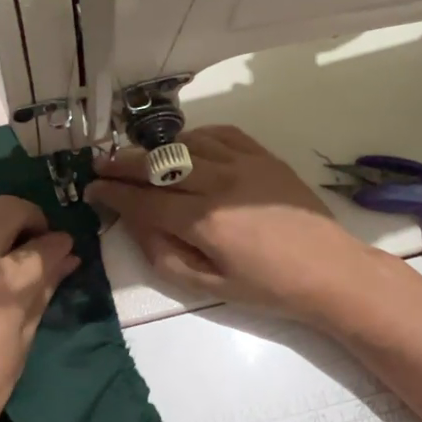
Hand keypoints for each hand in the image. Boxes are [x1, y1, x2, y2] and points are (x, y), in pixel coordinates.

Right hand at [85, 125, 383, 321]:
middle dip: (123, 163)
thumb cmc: (268, 288)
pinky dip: (194, 137)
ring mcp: (244, 164)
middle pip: (159, 164)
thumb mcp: (209, 287)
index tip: (91, 189)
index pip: (144, 199)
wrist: (329, 270)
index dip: (112, 193)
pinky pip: (220, 133)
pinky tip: (184, 147)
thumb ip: (164, 255)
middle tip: (100, 164)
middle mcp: (219, 183)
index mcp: (204, 221)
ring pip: (186, 144)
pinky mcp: (264, 156)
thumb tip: (135, 225)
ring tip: (138, 157)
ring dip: (155, 149)